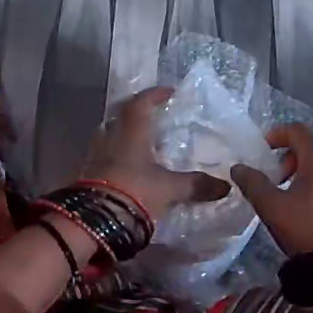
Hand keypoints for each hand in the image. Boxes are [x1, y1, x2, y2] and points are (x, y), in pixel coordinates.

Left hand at [81, 88, 231, 219]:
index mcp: (131, 133)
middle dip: (137, 113)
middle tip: (153, 115)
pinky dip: (116, 154)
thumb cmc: (134, 192)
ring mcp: (95, 155)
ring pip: (110, 135)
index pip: (141, 104)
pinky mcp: (87, 174)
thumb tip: (225, 186)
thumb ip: (196, 185)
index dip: (154, 95)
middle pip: (121, 116)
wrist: (95, 220)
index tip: (168, 92)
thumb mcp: (169, 189)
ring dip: (124, 134)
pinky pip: (103, 155)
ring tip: (141, 141)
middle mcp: (110, 138)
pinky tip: (127, 166)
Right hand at [231, 124, 312, 255]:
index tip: (263, 151)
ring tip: (297, 198)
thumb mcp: (272, 207)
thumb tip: (239, 168)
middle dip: (292, 159)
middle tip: (277, 181)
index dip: (276, 135)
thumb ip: (253, 183)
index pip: (297, 130)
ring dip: (310, 174)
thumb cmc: (309, 229)